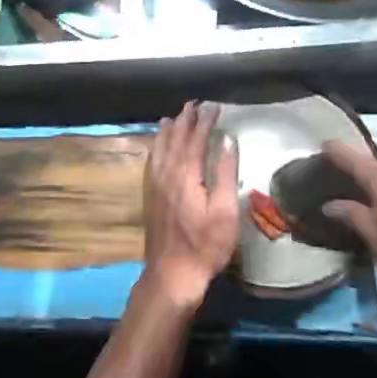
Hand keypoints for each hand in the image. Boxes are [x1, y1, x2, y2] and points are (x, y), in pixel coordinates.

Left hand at [141, 102, 239, 309]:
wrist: (172, 273)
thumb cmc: (206, 244)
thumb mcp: (225, 211)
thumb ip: (225, 172)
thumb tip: (227, 140)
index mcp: (186, 175)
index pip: (196, 139)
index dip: (205, 122)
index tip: (214, 106)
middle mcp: (166, 174)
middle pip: (175, 139)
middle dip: (185, 120)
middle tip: (193, 104)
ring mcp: (154, 185)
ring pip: (160, 148)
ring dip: (168, 131)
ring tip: (174, 116)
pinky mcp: (149, 196)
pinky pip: (152, 161)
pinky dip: (156, 147)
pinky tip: (158, 146)